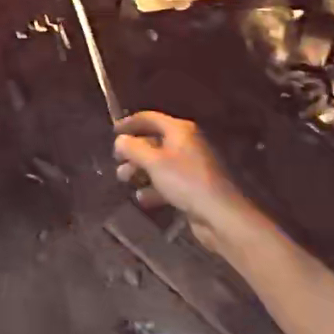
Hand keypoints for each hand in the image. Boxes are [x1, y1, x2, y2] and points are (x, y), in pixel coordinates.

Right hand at [114, 111, 250, 246]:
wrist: (220, 214)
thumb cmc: (185, 181)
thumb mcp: (153, 162)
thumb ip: (133, 148)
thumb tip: (120, 140)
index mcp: (180, 130)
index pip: (150, 118)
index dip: (130, 123)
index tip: (113, 131)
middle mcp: (187, 143)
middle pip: (153, 141)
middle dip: (133, 152)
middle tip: (116, 162)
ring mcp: (191, 165)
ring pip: (159, 163)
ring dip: (140, 170)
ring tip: (124, 180)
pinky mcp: (193, 186)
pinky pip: (168, 181)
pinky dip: (154, 187)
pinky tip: (143, 198)